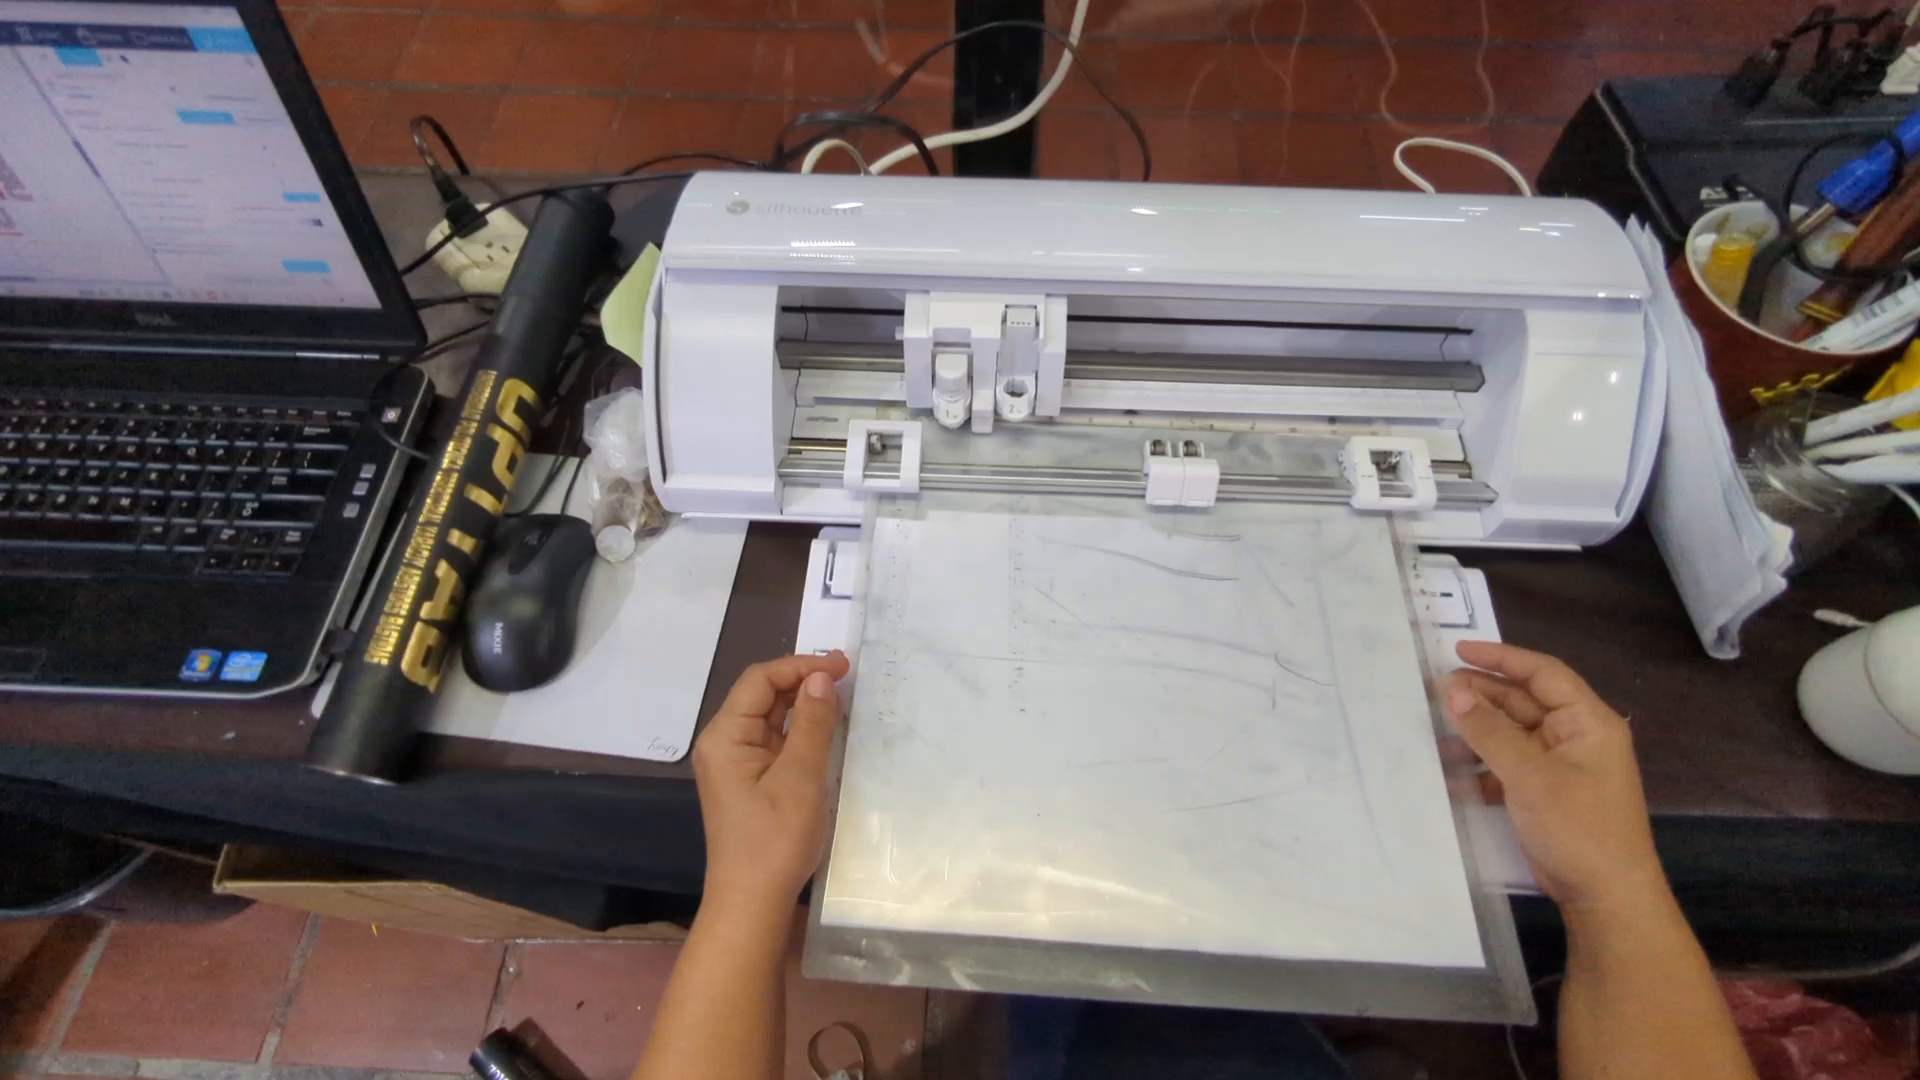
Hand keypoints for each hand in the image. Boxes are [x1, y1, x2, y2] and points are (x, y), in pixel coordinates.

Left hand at [692, 651, 850, 914]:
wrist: (753, 903)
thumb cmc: (774, 840)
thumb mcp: (801, 777)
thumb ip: (813, 723)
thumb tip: (822, 677)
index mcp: (725, 736)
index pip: (760, 680)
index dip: (800, 666)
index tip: (842, 666)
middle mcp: (724, 742)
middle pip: (763, 693)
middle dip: (803, 679)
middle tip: (847, 675)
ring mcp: (736, 761)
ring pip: (771, 715)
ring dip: (804, 701)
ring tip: (842, 694)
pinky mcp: (750, 778)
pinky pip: (775, 738)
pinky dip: (801, 726)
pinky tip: (827, 725)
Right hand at [1443, 641, 1668, 916]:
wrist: (1604, 897)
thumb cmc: (1578, 828)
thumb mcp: (1529, 775)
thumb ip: (1488, 730)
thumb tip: (1452, 691)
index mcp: (1587, 724)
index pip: (1543, 674)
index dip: (1502, 657)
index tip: (1457, 651)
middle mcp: (1574, 737)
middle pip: (1521, 701)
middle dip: (1479, 694)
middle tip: (1434, 690)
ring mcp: (1558, 765)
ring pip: (1508, 731)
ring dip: (1473, 729)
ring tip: (1435, 729)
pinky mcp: (1542, 790)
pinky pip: (1504, 761)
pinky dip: (1478, 761)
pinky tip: (1450, 769)